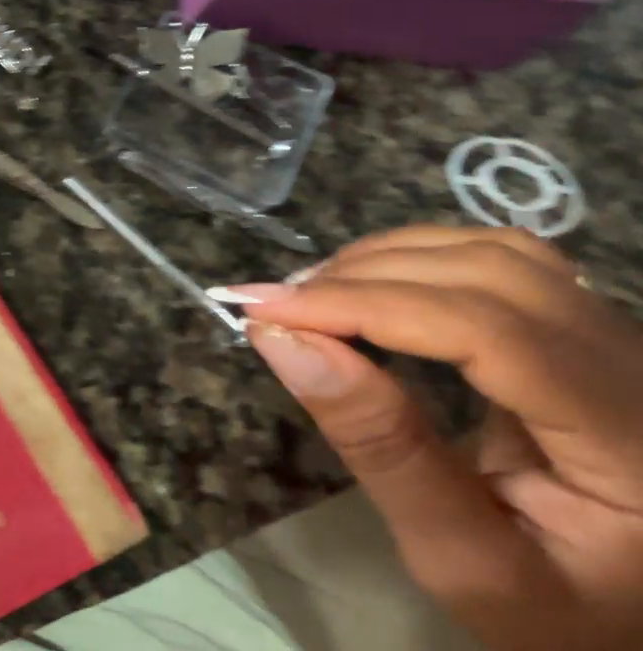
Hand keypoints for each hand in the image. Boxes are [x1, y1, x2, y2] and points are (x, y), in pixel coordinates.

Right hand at [213, 227, 642, 650]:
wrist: (624, 615)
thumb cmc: (549, 611)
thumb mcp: (461, 559)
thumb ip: (382, 448)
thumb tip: (281, 340)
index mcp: (632, 447)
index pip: (493, 333)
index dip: (367, 306)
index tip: (263, 310)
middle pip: (500, 276)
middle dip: (367, 277)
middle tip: (273, 307)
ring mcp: (627, 351)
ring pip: (500, 255)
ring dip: (387, 261)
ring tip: (307, 297)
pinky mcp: (594, 339)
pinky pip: (505, 266)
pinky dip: (415, 262)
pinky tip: (362, 290)